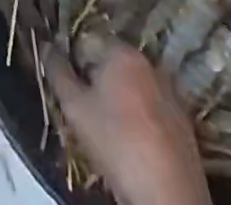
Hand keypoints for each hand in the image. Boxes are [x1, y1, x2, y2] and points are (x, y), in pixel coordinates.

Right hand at [44, 40, 211, 204]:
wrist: (167, 197)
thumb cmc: (115, 141)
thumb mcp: (74, 105)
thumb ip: (57, 70)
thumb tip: (46, 45)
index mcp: (124, 53)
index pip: (86, 41)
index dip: (71, 60)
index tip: (67, 85)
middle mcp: (151, 65)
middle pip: (110, 61)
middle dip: (93, 77)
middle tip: (82, 105)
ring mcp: (172, 93)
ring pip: (130, 84)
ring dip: (115, 95)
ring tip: (105, 124)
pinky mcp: (184, 121)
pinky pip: (149, 104)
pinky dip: (136, 113)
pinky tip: (129, 138)